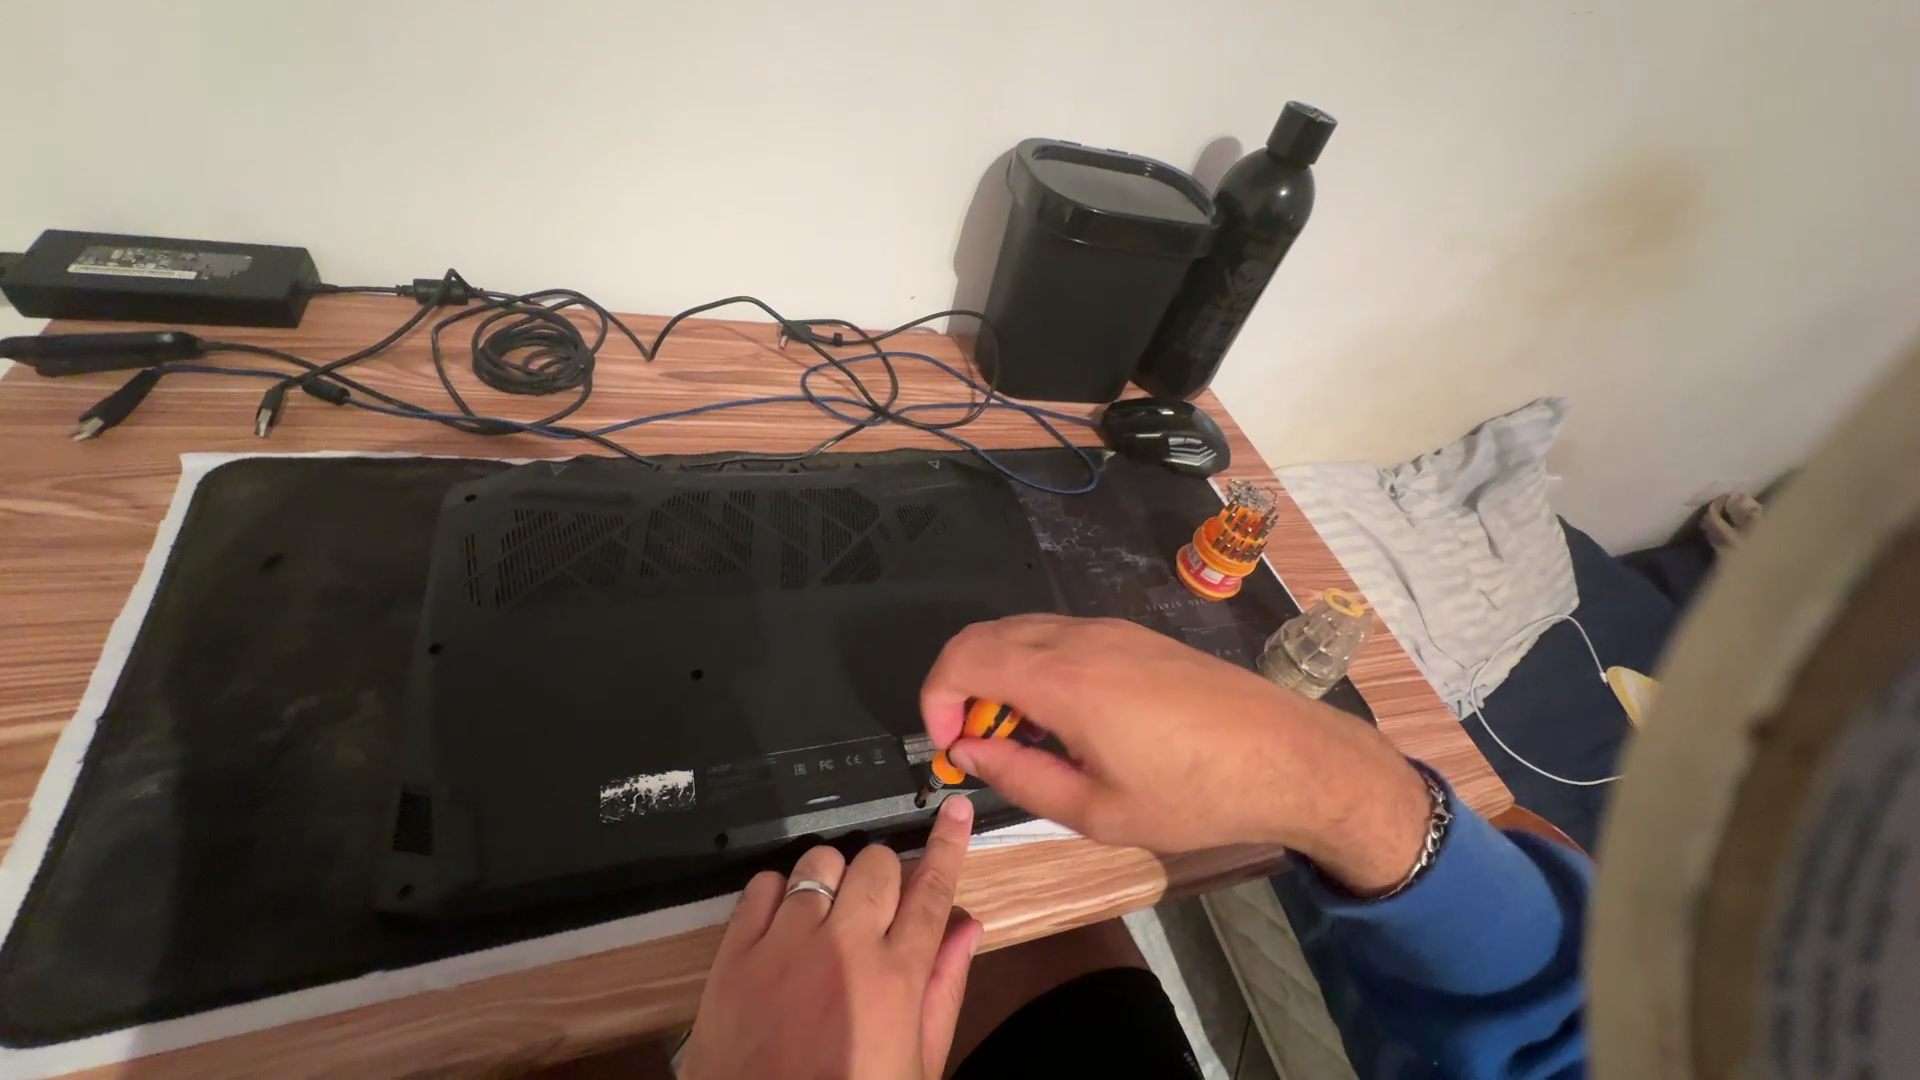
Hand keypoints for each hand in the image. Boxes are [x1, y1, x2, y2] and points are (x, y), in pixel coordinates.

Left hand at [681, 795, 984, 1079]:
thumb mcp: (916, 1068)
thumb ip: (944, 991)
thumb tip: (967, 926)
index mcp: (896, 978)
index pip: (932, 891)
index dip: (948, 844)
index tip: (956, 808)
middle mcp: (844, 947)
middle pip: (878, 864)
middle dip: (885, 877)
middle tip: (875, 911)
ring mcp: (786, 945)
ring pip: (820, 862)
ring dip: (833, 879)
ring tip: (827, 915)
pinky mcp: (735, 954)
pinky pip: (763, 884)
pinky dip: (778, 893)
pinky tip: (784, 923)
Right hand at [920, 615, 1430, 893]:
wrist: (1288, 754)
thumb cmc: (1193, 794)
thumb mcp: (1097, 811)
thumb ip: (1019, 777)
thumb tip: (967, 751)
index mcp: (1061, 678)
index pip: (961, 658)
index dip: (935, 699)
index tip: (950, 745)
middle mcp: (1076, 636)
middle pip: (983, 636)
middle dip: (960, 687)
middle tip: (978, 744)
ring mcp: (1107, 628)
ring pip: (1019, 631)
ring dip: (996, 675)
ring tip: (1023, 736)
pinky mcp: (1131, 633)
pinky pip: (1057, 634)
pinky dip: (1033, 665)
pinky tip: (1064, 715)